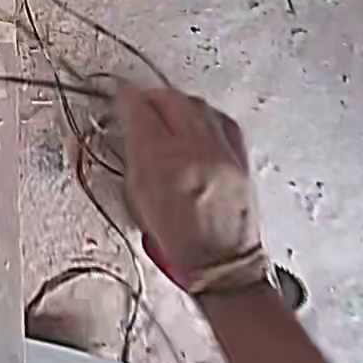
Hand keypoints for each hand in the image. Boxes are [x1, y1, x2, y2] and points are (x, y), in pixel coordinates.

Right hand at [116, 83, 268, 295]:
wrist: (223, 266)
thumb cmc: (178, 237)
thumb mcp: (137, 191)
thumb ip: (133, 150)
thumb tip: (130, 122)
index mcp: (161, 160)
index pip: (138, 106)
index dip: (124, 98)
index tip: (120, 98)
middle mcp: (194, 151)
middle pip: (168, 98)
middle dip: (149, 97)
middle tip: (139, 104)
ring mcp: (222, 153)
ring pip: (195, 103)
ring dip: (175, 102)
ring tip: (165, 112)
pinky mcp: (241, 159)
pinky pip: (221, 119)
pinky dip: (203, 114)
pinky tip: (194, 121)